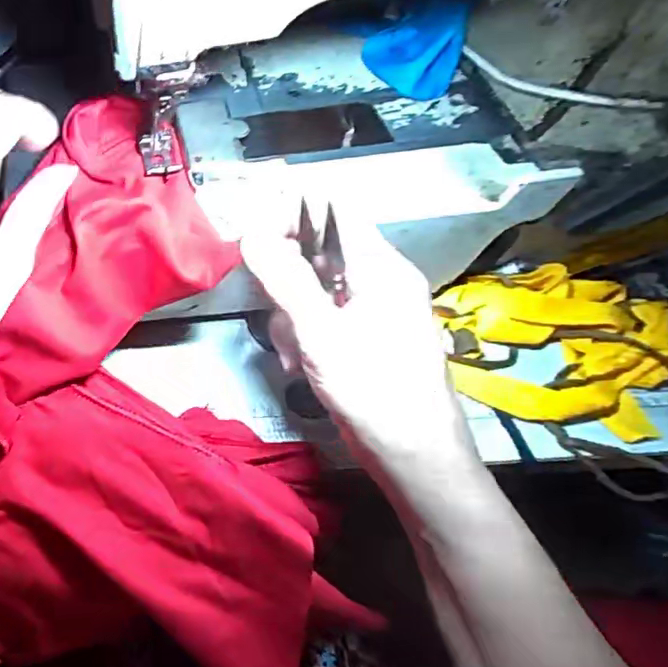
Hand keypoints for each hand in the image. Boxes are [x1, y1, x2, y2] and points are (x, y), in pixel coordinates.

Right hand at [240, 197, 474, 476]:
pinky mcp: (364, 339)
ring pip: (315, 289)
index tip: (254, 237)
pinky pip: (325, 318)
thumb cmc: (373, 388)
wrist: (414, 454)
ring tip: (292, 351)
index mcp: (380, 266)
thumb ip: (286, 280)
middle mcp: (379, 281)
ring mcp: (372, 311)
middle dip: (286, 279)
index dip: (292, 215)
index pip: (334, 212)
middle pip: (319, 252)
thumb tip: (253, 236)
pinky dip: (306, 335)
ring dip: (292, 315)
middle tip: (271, 307)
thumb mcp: (320, 332)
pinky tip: (299, 364)